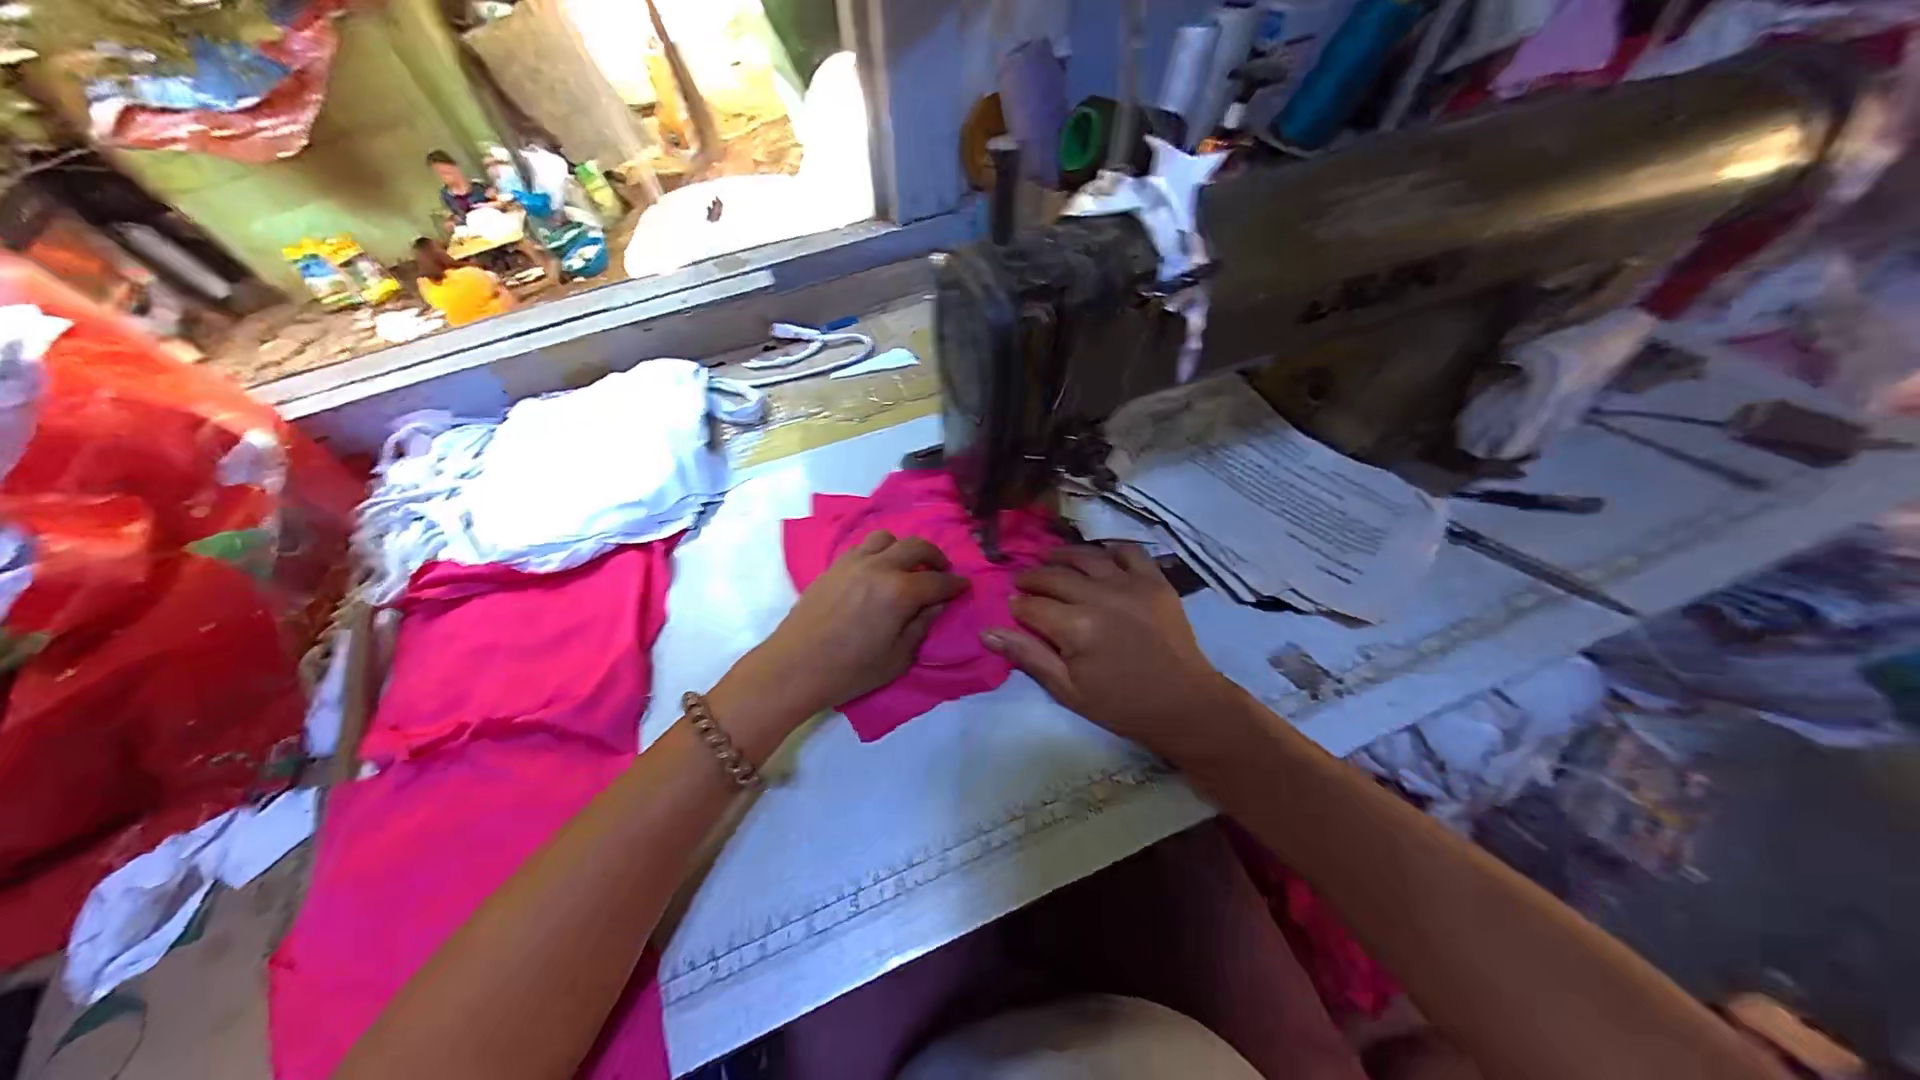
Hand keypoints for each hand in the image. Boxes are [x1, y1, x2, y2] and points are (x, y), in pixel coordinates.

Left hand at [710, 531, 966, 758]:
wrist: (794, 667)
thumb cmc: (850, 671)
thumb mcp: (897, 658)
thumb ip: (920, 626)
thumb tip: (935, 605)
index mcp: (899, 592)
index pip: (937, 580)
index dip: (955, 584)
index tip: (964, 586)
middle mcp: (878, 567)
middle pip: (916, 546)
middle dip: (935, 557)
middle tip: (941, 571)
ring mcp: (853, 562)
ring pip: (886, 538)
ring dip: (903, 548)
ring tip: (907, 566)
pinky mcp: (833, 566)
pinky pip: (863, 547)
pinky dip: (878, 552)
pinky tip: (878, 571)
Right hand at [983, 544, 1239, 757]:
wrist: (1183, 704)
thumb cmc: (1121, 704)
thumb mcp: (1068, 689)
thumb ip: (1028, 656)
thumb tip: (987, 632)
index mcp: (1076, 627)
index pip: (1032, 606)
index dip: (1017, 606)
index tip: (1012, 607)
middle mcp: (1100, 597)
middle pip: (1055, 577)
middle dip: (1033, 579)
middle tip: (1023, 583)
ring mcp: (1130, 584)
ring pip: (1087, 557)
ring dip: (1062, 556)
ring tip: (1049, 559)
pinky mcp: (1155, 581)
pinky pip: (1129, 551)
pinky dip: (1109, 549)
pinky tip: (1097, 556)